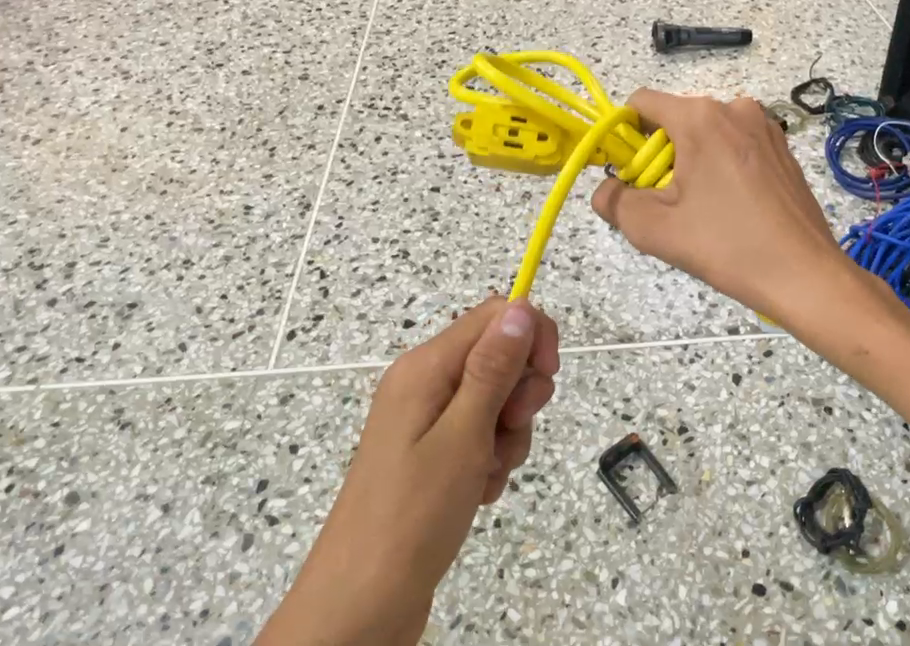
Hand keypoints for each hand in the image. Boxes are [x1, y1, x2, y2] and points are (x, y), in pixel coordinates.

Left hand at [257, 298, 559, 645]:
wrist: (362, 603)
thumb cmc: (413, 514)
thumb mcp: (463, 436)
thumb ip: (494, 369)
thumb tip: (520, 306)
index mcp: (425, 367)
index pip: (494, 315)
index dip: (531, 336)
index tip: (547, 376)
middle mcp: (425, 383)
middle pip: (499, 357)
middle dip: (521, 393)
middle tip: (509, 431)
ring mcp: (427, 420)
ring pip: (497, 400)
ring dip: (509, 435)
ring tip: (487, 474)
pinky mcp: (432, 454)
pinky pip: (481, 436)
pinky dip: (492, 459)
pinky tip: (478, 491)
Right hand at [590, 91, 869, 325]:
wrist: (804, 273)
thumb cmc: (728, 245)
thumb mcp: (654, 229)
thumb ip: (615, 201)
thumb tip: (605, 190)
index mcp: (701, 117)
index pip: (643, 102)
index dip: (624, 134)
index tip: (627, 173)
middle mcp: (735, 108)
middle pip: (676, 120)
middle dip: (660, 156)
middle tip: (666, 202)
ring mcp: (765, 127)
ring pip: (707, 135)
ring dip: (692, 164)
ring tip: (701, 210)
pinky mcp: (783, 149)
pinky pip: (735, 147)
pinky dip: (722, 168)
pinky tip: (731, 208)